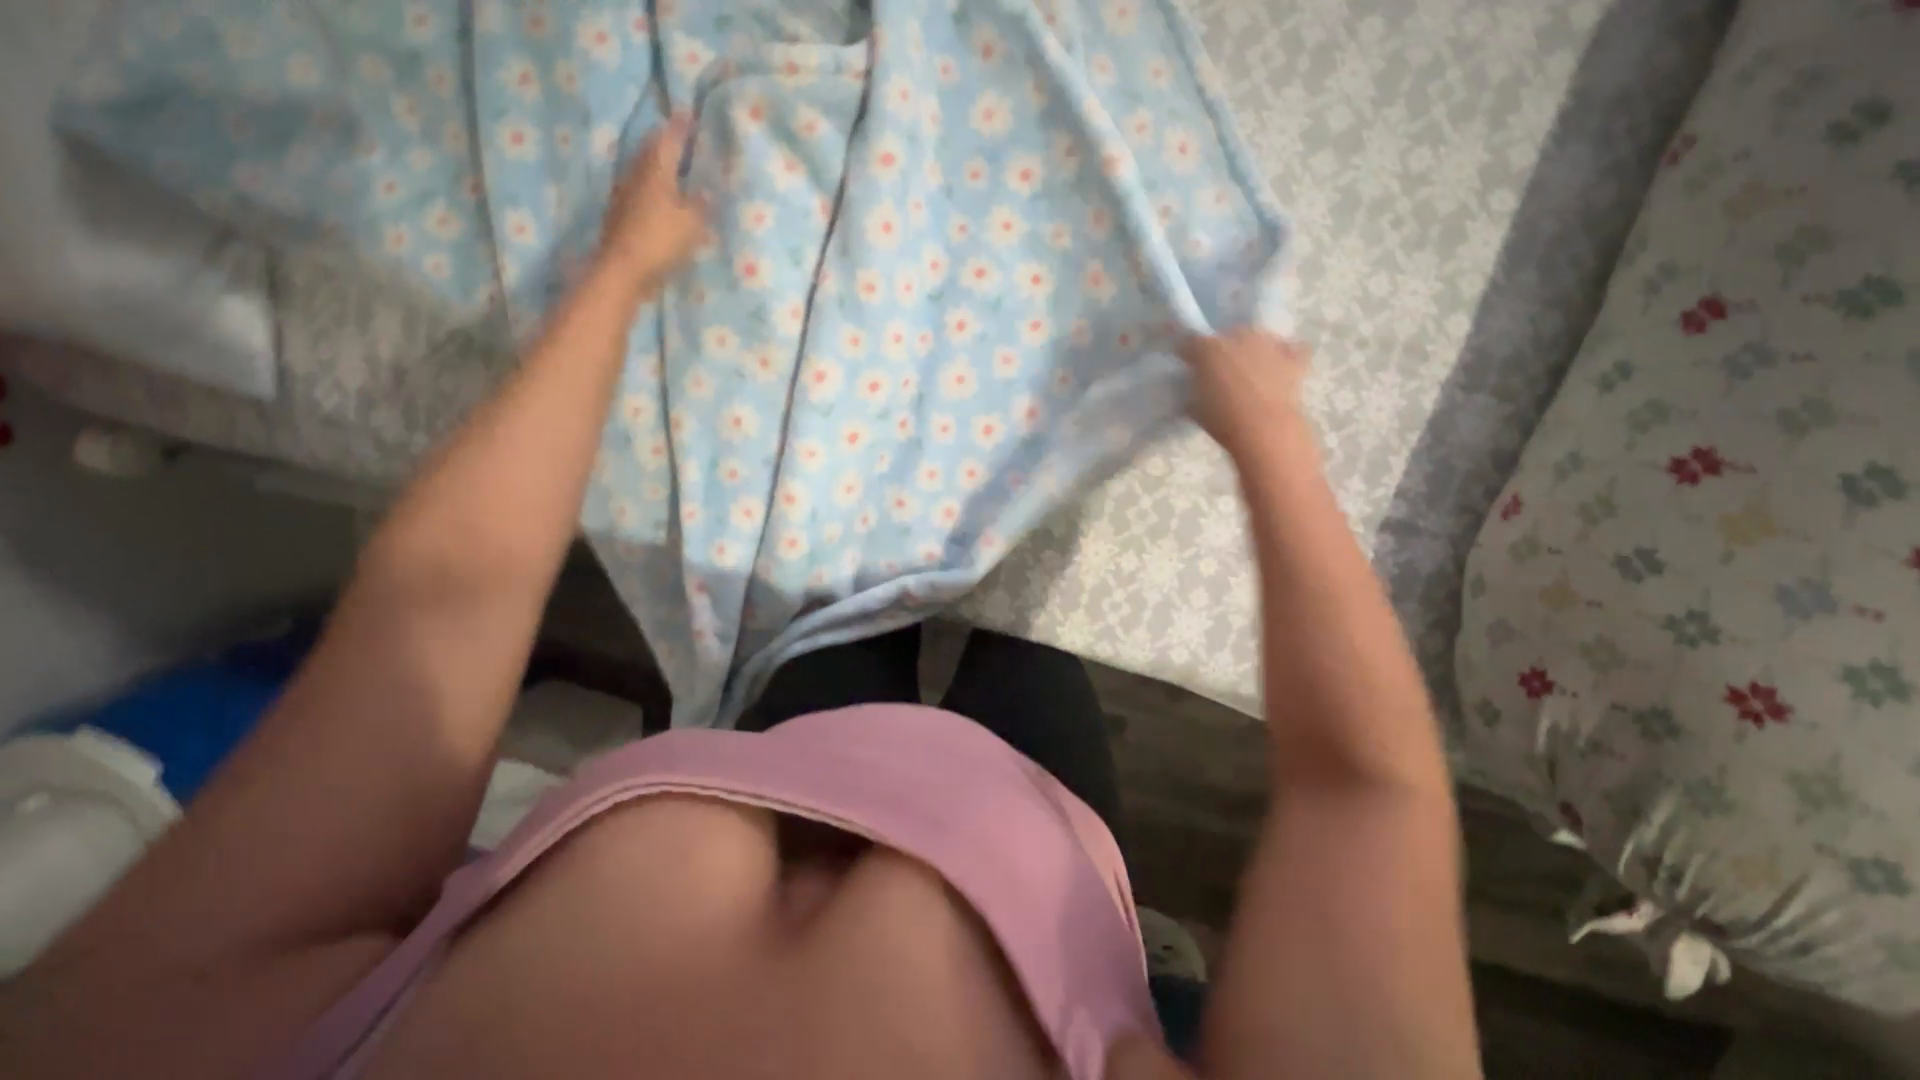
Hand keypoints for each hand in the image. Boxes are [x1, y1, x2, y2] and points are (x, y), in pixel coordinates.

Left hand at [597, 112, 709, 289]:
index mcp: (657, 169)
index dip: (681, 126)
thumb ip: (702, 203)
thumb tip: (706, 189)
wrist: (622, 269)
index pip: (670, 138)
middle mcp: (637, 173)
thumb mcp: (693, 222)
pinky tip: (659, 193)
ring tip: (672, 164)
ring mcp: (624, 192)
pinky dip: (650, 184)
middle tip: (681, 137)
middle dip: (666, 140)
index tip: (690, 113)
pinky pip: (638, 187)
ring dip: (656, 163)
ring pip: (642, 167)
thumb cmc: (661, 240)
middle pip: (651, 149)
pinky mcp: (619, 212)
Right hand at [1178, 329, 1311, 462]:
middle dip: (1222, 348)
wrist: (1264, 429)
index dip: (1187, 352)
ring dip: (1253, 348)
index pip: (1190, 341)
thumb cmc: (1222, 420)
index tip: (1186, 364)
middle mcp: (1238, 335)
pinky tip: (1282, 365)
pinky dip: (1287, 354)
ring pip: (1259, 337)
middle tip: (1220, 370)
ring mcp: (1269, 343)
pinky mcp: (1293, 357)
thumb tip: (1195, 383)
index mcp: (1207, 348)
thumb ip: (1192, 388)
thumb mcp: (1193, 406)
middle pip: (1227, 334)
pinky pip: (1291, 348)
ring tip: (1251, 368)